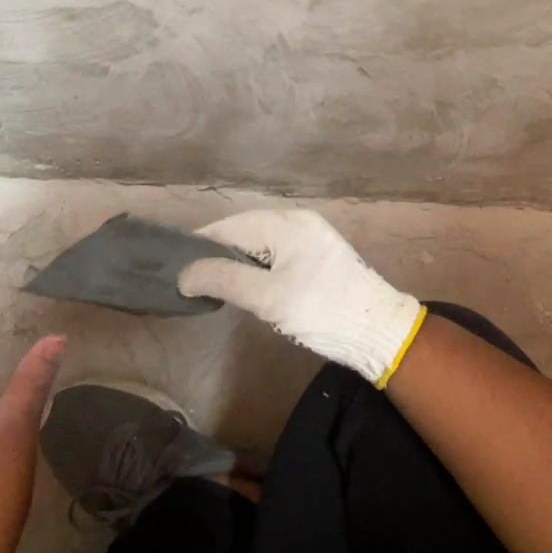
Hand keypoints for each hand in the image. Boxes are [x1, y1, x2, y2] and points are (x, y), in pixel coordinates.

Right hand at [177, 209, 423, 386]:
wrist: (379, 331)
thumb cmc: (323, 311)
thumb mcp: (268, 299)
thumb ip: (225, 280)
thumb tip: (184, 273)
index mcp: (286, 223)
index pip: (229, 226)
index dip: (199, 245)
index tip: (172, 267)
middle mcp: (297, 221)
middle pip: (244, 231)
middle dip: (217, 253)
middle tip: (189, 280)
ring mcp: (310, 236)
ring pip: (260, 243)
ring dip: (236, 261)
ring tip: (211, 285)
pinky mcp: (317, 255)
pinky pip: (276, 252)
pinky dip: (256, 266)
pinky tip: (246, 285)